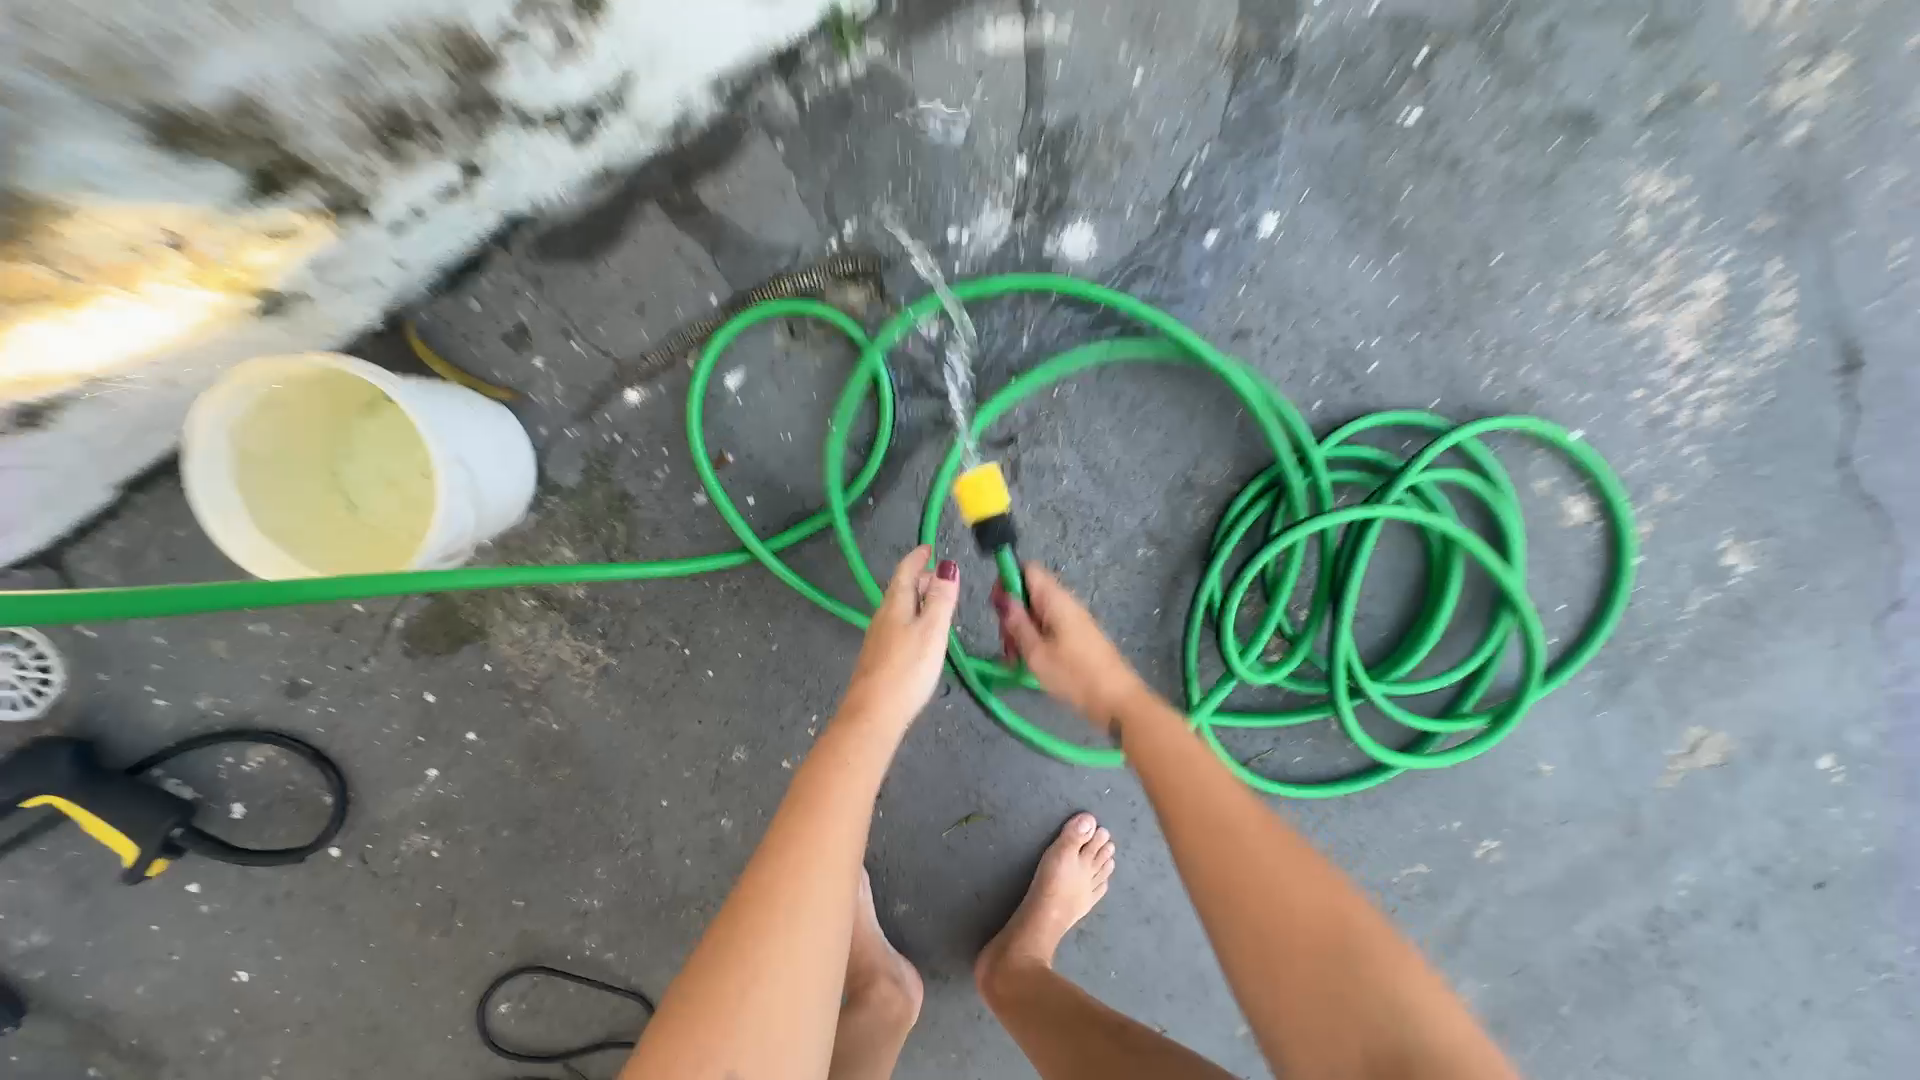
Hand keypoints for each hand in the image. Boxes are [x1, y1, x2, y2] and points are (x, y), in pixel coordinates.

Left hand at [840, 545, 960, 727]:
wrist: (873, 713)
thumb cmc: (906, 669)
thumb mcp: (931, 630)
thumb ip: (941, 599)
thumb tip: (946, 565)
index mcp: (895, 604)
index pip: (906, 571)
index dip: (918, 557)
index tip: (929, 547)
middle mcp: (883, 616)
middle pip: (901, 588)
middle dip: (920, 577)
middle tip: (940, 574)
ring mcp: (878, 637)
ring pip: (899, 607)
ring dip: (916, 598)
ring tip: (935, 601)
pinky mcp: (879, 657)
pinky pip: (897, 625)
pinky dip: (912, 617)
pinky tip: (921, 632)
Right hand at [993, 563, 1151, 734]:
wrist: (1116, 699)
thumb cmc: (1073, 675)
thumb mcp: (1036, 652)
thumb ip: (1017, 623)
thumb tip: (1004, 597)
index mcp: (1055, 599)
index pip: (1027, 569)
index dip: (1007, 581)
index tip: (996, 608)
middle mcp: (1065, 603)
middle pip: (1029, 593)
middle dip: (1012, 614)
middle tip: (1006, 643)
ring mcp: (1072, 619)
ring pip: (1037, 614)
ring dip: (1021, 632)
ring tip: (1016, 660)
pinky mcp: (1077, 636)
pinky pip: (1049, 628)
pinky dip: (1035, 641)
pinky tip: (1030, 664)